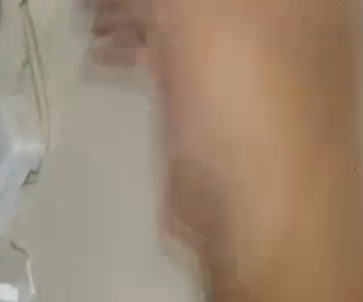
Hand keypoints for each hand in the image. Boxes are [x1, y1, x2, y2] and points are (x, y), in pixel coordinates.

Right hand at [88, 0, 362, 267]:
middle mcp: (279, 5)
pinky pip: (170, 56)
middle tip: (88, 0)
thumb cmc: (247, 110)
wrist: (261, 218)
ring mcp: (247, 54)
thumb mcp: (206, 19)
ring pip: (181, 12)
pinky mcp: (215, 102)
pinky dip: (134, 49)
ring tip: (83, 18)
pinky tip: (99, 57)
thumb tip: (135, 2)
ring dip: (131, 10)